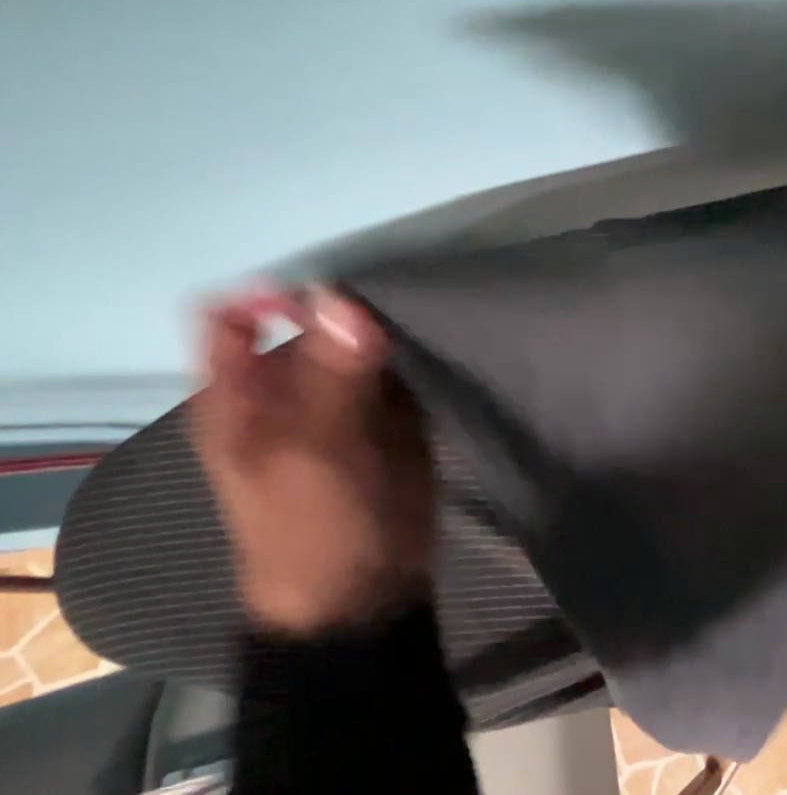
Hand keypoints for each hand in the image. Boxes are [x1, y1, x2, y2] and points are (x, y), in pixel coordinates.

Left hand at [194, 289, 434, 635]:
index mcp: (242, 394)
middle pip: (314, 320)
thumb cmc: (314, 527)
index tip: (342, 292)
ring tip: (440, 311)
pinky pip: (406, 367)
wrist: (366, 591)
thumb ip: (331, 374)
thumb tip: (342, 295)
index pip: (236, 317)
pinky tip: (453, 341)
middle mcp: (291, 387)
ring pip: (365, 340)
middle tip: (409, 295)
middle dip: (354, 304)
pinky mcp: (396, 413)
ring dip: (396, 326)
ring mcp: (347, 399)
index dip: (277, 295)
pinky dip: (424, 352)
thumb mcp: (314, 451)